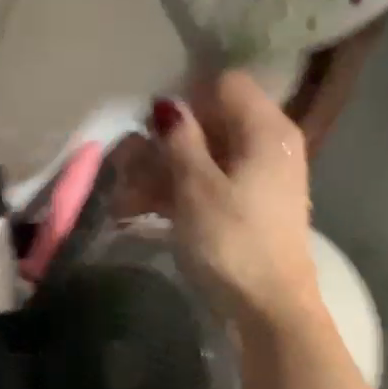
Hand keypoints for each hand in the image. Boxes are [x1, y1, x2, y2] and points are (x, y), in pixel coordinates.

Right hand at [143, 71, 323, 328]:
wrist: (266, 303)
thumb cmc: (232, 241)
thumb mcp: (197, 189)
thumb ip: (180, 143)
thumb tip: (167, 105)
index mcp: (265, 130)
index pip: (224, 85)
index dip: (184, 98)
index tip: (146, 126)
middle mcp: (265, 144)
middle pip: (209, 123)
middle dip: (162, 142)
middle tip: (122, 168)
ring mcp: (255, 176)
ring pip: (200, 157)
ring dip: (158, 173)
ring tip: (121, 200)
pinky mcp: (242, 205)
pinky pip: (204, 184)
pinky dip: (172, 193)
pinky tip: (136, 212)